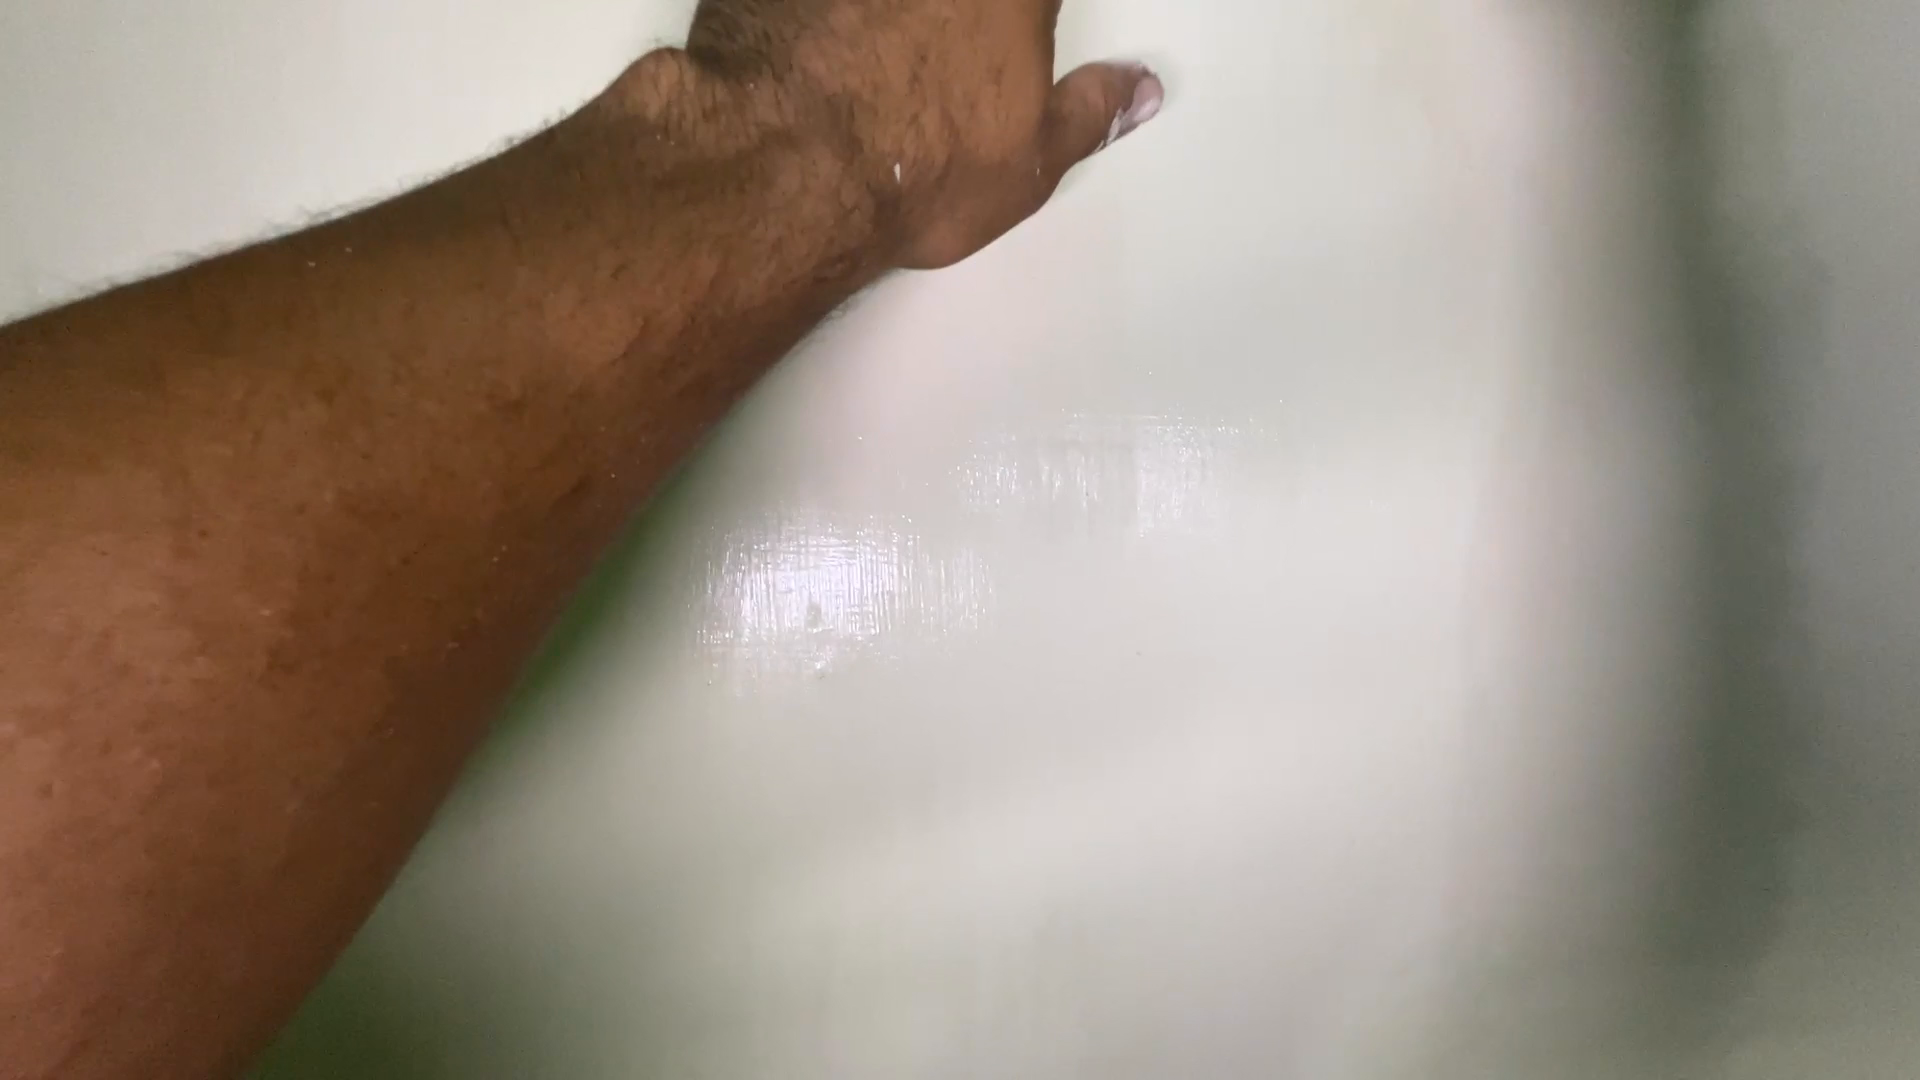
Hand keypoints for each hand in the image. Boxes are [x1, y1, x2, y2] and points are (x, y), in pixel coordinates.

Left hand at [613, 0, 1163, 270]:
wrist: (803, 174)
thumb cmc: (921, 170)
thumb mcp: (1031, 165)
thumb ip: (1088, 115)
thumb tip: (1137, 92)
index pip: (1039, 1)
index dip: (1035, 19)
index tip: (1020, 41)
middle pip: (967, 1)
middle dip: (965, 25)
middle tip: (953, 73)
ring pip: (895, 3)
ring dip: (897, 26)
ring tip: (890, 69)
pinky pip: (814, 1)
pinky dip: (827, 20)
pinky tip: (833, 49)